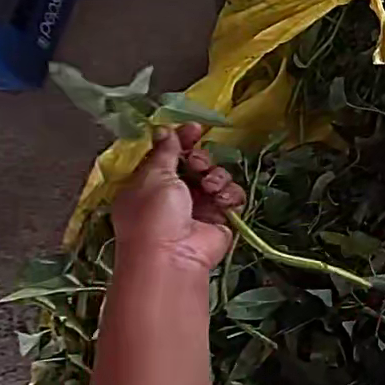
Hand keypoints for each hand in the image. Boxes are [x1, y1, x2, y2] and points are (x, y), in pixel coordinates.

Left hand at [111, 123, 245, 273]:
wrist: (173, 255)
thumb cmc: (154, 214)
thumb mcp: (154, 175)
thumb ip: (164, 151)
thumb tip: (164, 130)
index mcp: (152, 181)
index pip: (170, 153)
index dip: (182, 138)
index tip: (195, 128)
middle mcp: (176, 192)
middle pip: (197, 163)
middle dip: (201, 159)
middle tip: (197, 165)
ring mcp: (200, 205)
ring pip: (217, 177)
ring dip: (216, 176)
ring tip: (210, 187)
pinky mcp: (221, 218)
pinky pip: (232, 196)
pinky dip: (230, 194)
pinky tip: (222, 199)